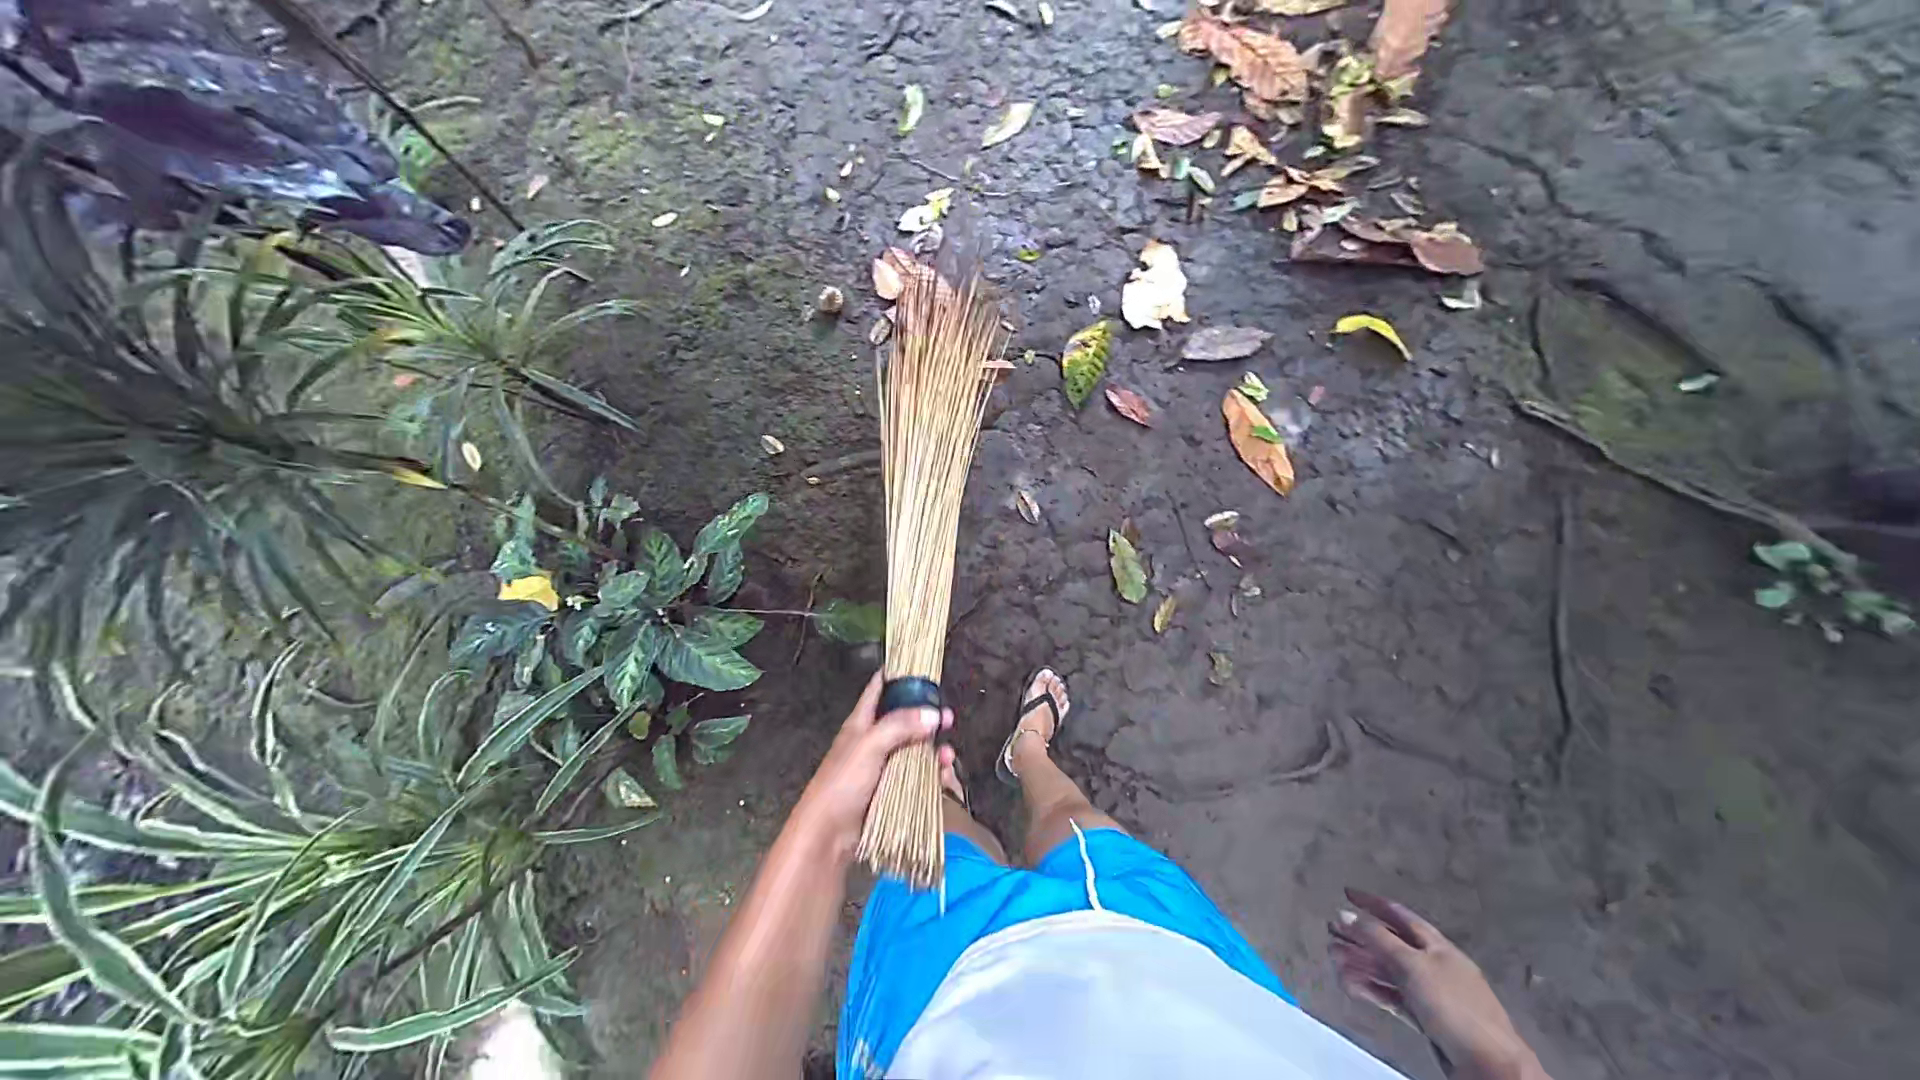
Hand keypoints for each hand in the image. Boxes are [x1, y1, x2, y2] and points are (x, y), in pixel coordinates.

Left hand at [793, 671, 952, 859]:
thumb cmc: (842, 782)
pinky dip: (932, 774)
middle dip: (927, 717)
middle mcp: (873, 739)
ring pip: (914, 749)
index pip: (880, 688)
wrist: (828, 833)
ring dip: (934, 750)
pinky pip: (916, 775)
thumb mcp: (870, 745)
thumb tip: (933, 714)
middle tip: (948, 718)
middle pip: (904, 719)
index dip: (899, 675)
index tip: (923, 667)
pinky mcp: (891, 789)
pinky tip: (943, 776)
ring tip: (948, 755)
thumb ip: (900, 725)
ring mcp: (883, 765)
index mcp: (862, 722)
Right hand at [1329, 889, 1548, 1079]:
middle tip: (1331, 932)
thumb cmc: (1454, 1006)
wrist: (1491, 1068)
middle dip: (1360, 937)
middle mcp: (1433, 966)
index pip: (1399, 915)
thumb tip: (1344, 913)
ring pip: (1388, 971)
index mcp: (1437, 947)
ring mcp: (1430, 994)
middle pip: (1390, 944)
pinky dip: (1371, 989)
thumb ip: (1377, 938)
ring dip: (1361, 963)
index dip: (1372, 903)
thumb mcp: (1412, 965)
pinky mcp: (1426, 1019)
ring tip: (1333, 959)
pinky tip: (1350, 985)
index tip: (1346, 893)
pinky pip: (1392, 996)